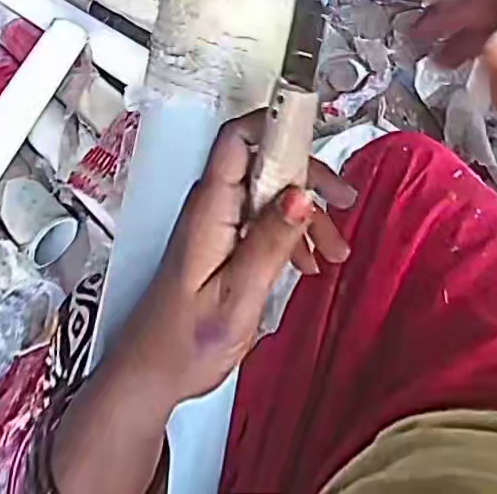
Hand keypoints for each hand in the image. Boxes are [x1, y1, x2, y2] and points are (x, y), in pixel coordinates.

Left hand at [107, 114, 354, 406]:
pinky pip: (263, 216)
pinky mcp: (224, 236)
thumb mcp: (239, 296)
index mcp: (211, 206)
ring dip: (306, 212)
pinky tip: (309, 262)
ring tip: (335, 252)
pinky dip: (291, 232)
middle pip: (263, 161)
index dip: (273, 123)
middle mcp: (213, 202)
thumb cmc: (186, 341)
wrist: (152, 372)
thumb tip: (302, 192)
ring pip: (269, 191)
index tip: (314, 128)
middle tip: (344, 202)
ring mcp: (218, 218)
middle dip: (307, 177)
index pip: (238, 138)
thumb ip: (270, 241)